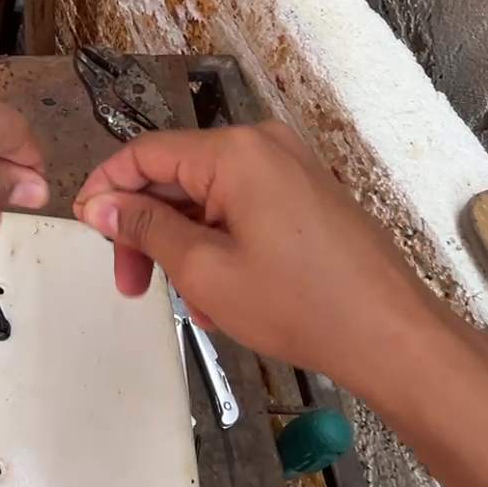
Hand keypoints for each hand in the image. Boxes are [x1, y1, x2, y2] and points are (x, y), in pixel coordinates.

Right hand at [72, 123, 446, 394]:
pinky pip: (237, 206)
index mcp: (234, 151)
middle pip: (175, 176)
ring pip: (204, 197)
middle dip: (147, 229)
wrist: (399, 342)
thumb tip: (100, 205)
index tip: (88, 225)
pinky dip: (216, 242)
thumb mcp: (203, 269)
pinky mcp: (302, 192)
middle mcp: (260, 144)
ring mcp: (287, 166)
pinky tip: (218, 293)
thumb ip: (143, 227)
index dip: (107, 187)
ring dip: (182, 245)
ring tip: (188, 302)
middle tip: (131, 281)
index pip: (144, 153)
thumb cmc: (303, 304)